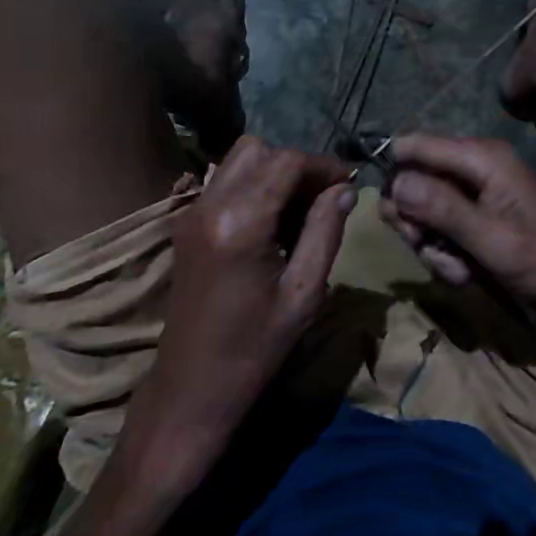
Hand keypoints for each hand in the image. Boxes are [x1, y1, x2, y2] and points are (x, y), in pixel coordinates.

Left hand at [123, 137, 354, 483]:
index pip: (287, 162)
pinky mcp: (185, 223)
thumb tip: (345, 190)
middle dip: (297, 165)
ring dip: (273, 171)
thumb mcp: (303, 294)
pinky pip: (224, 181)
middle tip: (324, 197)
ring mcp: (192, 211)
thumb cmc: (254, 348)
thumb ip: (325, 232)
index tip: (349, 183)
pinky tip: (271, 221)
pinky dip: (252, 184)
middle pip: (259, 150)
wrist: (191, 385)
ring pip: (238, 159)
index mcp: (240, 223)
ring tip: (299, 209)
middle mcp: (210, 205)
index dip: (323, 166)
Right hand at [378, 134, 535, 316]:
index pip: (413, 146)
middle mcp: (471, 167)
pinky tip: (465, 273)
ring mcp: (470, 194)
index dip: (395, 175)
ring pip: (418, 210)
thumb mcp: (495, 242)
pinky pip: (435, 229)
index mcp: (481, 158)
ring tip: (458, 268)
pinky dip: (442, 254)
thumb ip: (444, 210)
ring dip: (429, 244)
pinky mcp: (470, 217)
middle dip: (413, 220)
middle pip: (409, 180)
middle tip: (427, 247)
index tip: (397, 217)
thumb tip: (395, 182)